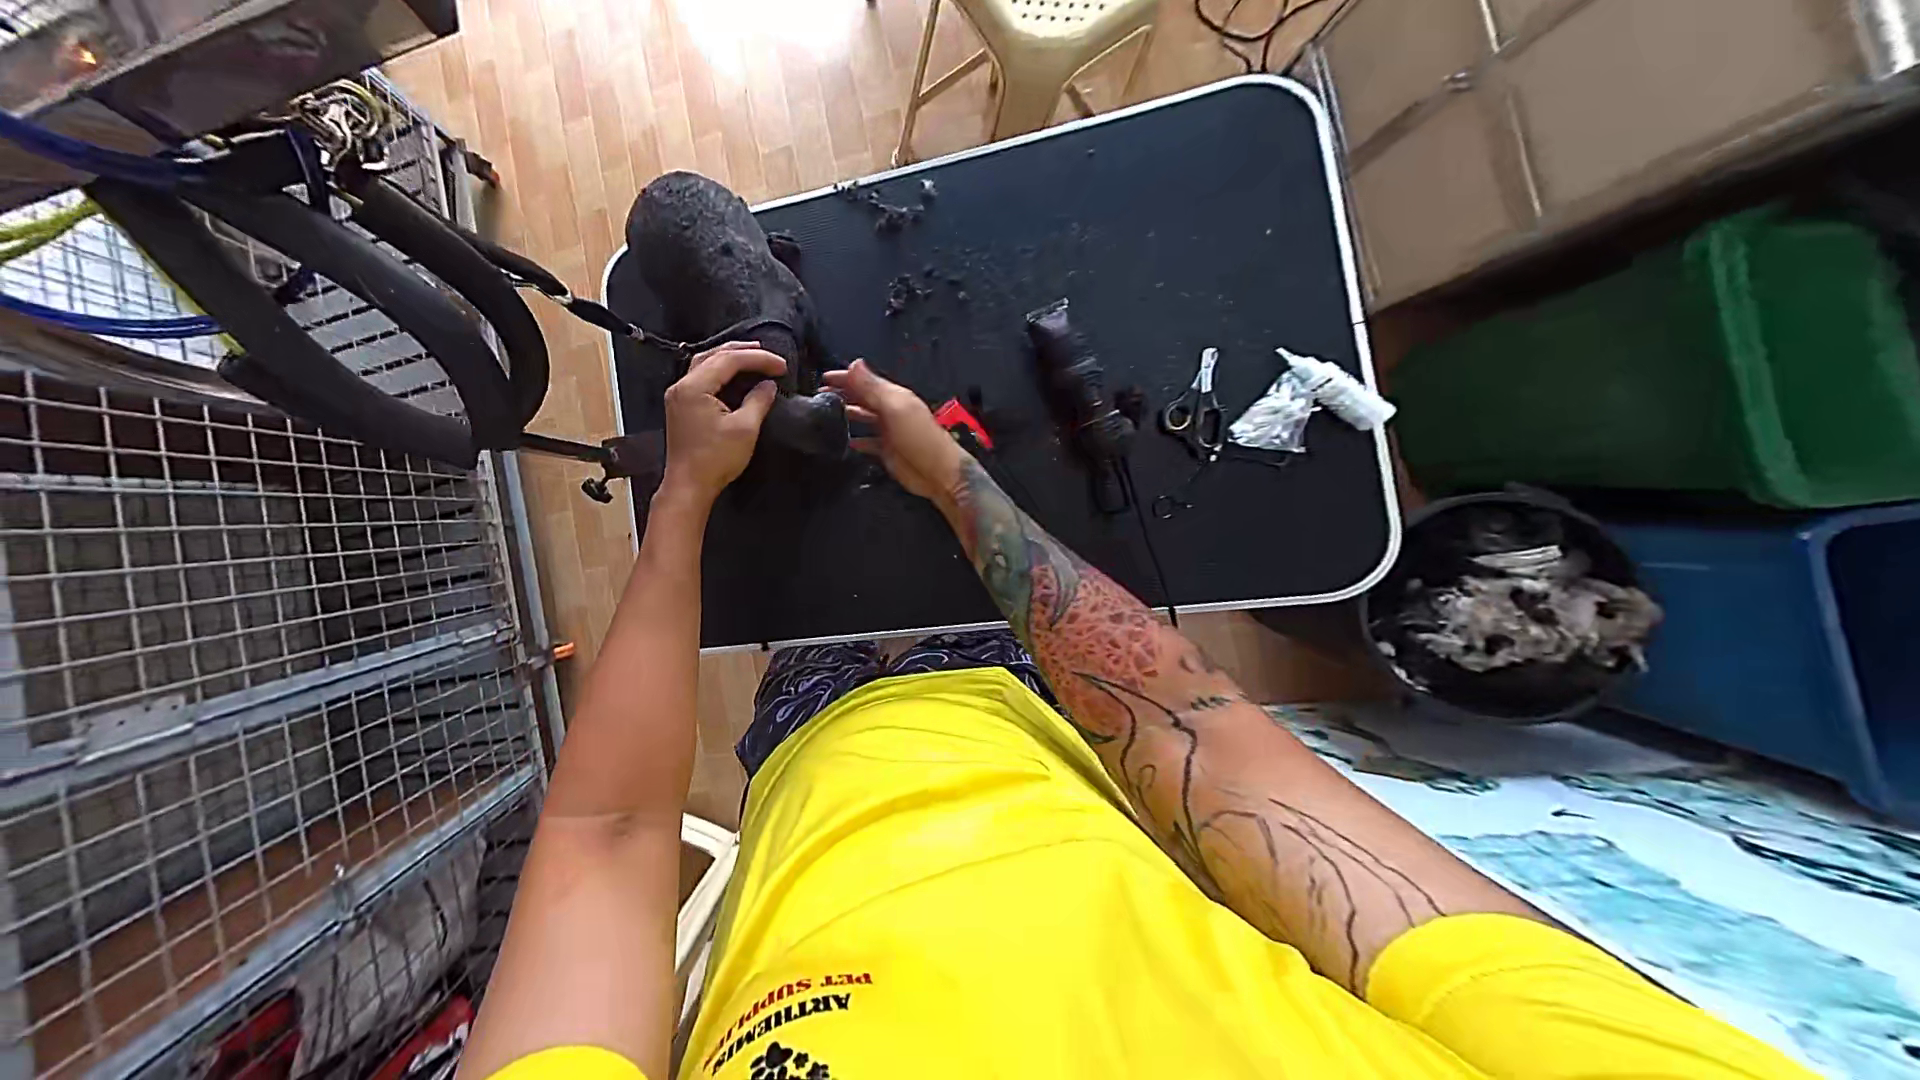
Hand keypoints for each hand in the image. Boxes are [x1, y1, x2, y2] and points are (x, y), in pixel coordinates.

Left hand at [660, 341, 784, 505]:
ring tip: (753, 357)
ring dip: (730, 358)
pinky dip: (721, 371)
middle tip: (768, 354)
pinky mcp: (682, 406)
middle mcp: (682, 385)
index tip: (782, 366)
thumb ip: (758, 401)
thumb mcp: (745, 428)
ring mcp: (679, 395)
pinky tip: (735, 375)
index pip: (729, 360)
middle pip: (713, 355)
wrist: (690, 485)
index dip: (758, 359)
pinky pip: (701, 377)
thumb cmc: (716, 459)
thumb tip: (769, 385)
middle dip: (743, 351)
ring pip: (705, 364)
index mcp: (694, 387)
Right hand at [820, 359, 967, 502]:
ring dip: (847, 413)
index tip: (824, 378)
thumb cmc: (921, 439)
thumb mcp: (896, 408)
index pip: (865, 382)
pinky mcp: (886, 451)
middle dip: (843, 394)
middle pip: (863, 398)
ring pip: (863, 417)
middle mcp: (891, 411)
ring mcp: (888, 432)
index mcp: (894, 397)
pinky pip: (867, 441)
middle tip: (820, 394)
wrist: (939, 474)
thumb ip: (874, 387)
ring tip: (827, 412)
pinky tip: (844, 440)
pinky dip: (855, 439)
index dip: (845, 378)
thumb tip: (854, 364)